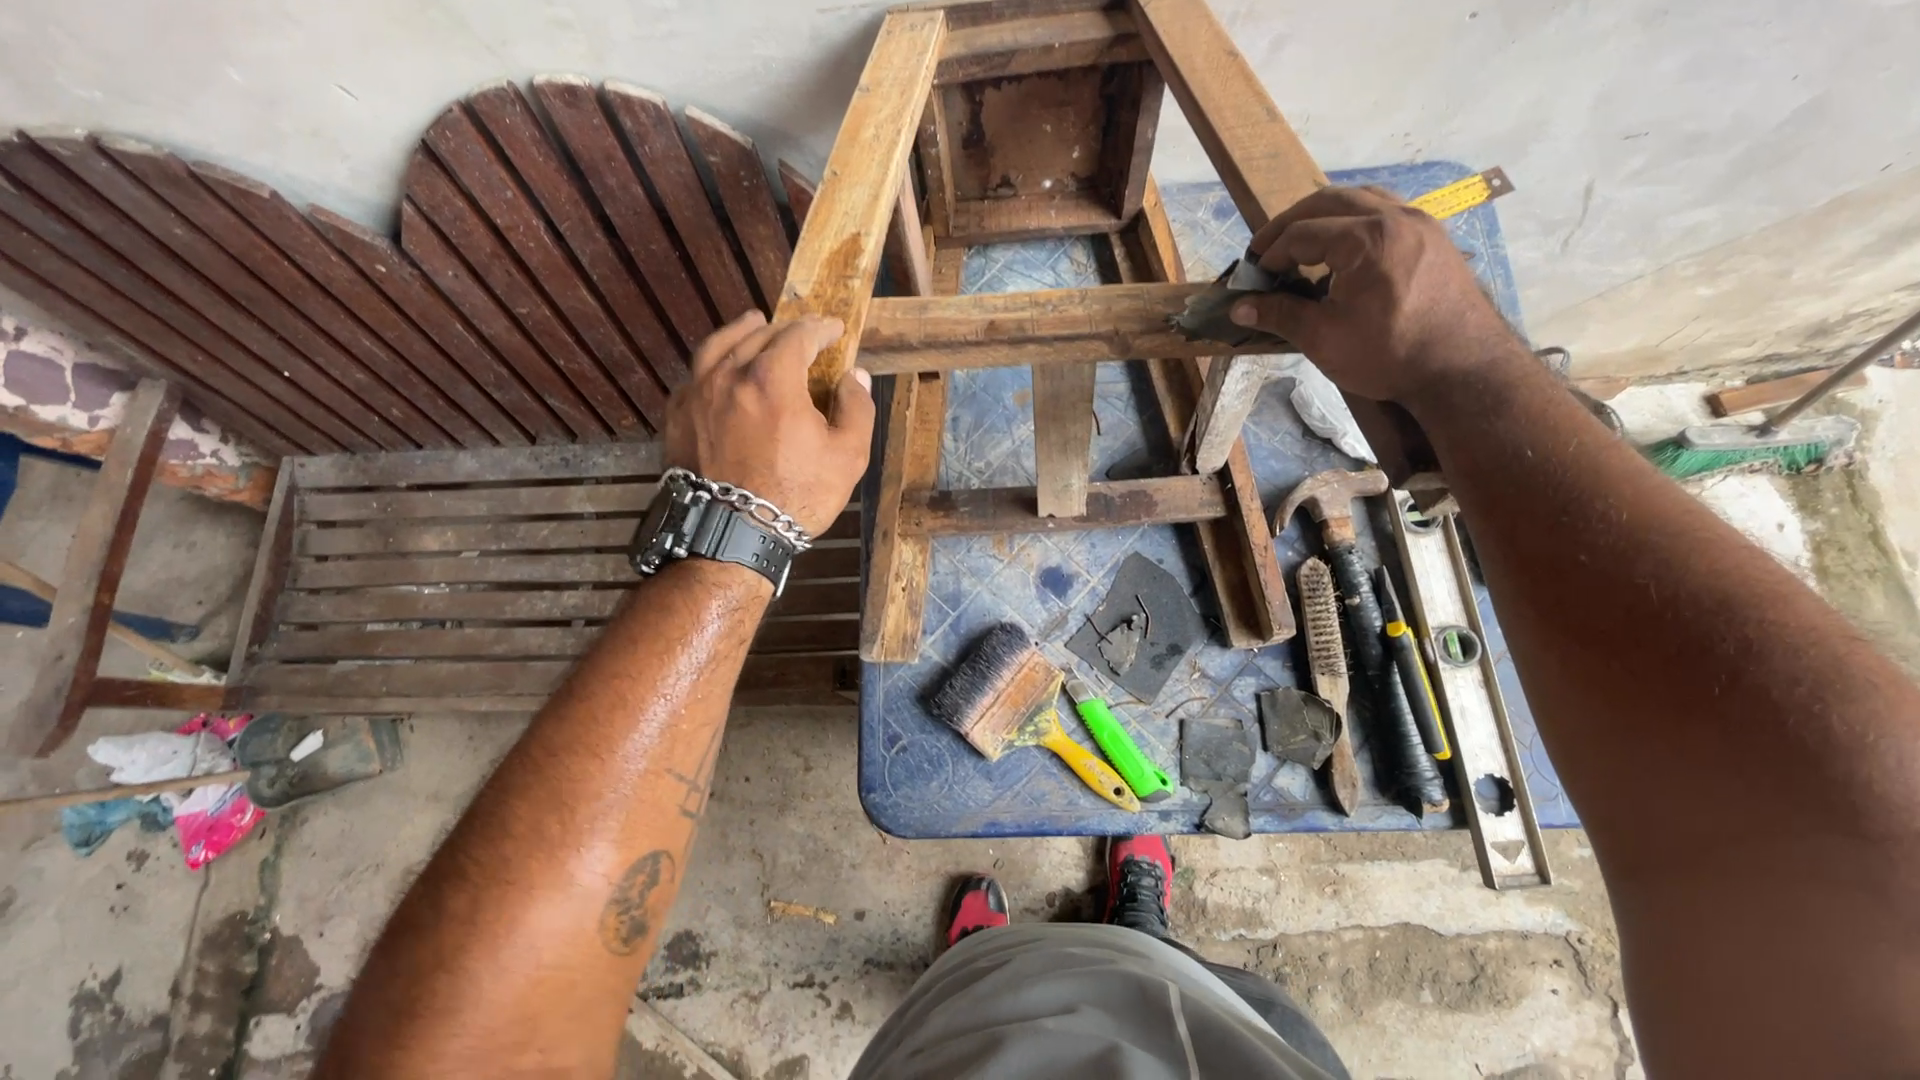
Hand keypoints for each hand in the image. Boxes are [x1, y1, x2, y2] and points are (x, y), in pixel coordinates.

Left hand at [663, 311, 874, 536]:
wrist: (731, 534)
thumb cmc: (795, 496)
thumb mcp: (847, 456)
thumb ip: (856, 408)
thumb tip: (853, 376)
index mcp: (772, 378)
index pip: (798, 335)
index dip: (820, 328)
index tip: (834, 329)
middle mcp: (729, 374)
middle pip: (758, 335)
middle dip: (786, 330)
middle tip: (804, 333)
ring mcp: (697, 394)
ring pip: (718, 346)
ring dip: (742, 332)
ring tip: (754, 325)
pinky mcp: (677, 416)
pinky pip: (695, 374)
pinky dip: (713, 362)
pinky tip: (721, 368)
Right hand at [1229, 186, 1528, 405]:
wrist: (1462, 369)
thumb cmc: (1388, 355)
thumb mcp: (1324, 338)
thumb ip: (1280, 314)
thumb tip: (1238, 307)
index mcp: (1365, 238)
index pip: (1302, 233)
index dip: (1271, 254)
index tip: (1253, 277)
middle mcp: (1394, 217)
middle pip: (1329, 201)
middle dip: (1291, 224)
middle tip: (1265, 250)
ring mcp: (1419, 222)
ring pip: (1360, 199)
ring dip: (1324, 215)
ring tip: (1302, 243)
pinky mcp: (1433, 237)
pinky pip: (1385, 211)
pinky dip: (1355, 220)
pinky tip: (1344, 249)